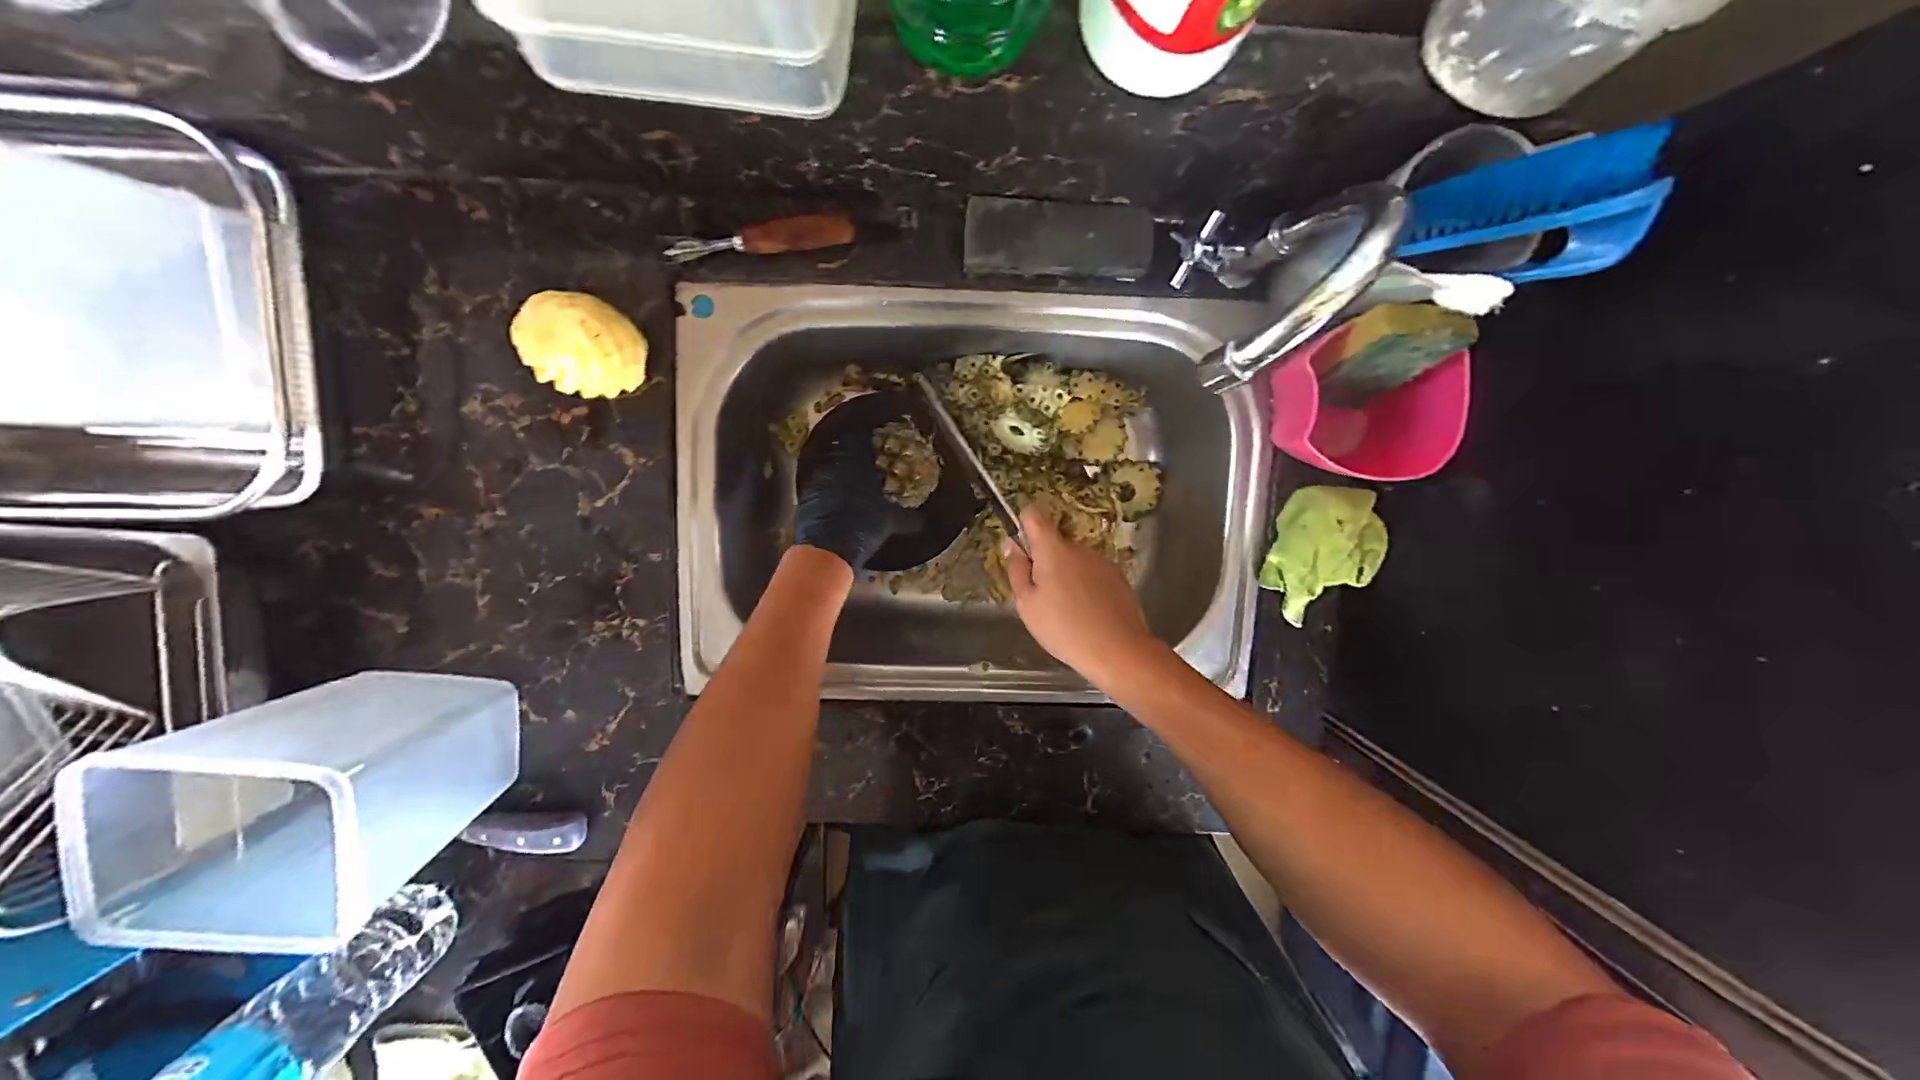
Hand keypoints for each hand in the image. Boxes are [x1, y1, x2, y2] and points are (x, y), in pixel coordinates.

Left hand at [793, 423, 909, 571]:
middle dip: (854, 439)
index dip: (868, 424)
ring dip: (841, 458)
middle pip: (842, 442)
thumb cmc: (862, 528)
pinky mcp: (806, 495)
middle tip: (866, 440)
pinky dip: (831, 477)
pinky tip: (839, 487)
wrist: (826, 550)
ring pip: (829, 458)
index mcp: (856, 461)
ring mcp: (817, 479)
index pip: (860, 432)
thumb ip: (909, 518)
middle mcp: (834, 465)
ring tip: (854, 462)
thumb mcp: (890, 522)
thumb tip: (926, 521)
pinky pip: (820, 477)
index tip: (877, 420)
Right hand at [1004, 505, 1163, 682]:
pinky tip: (1087, 615)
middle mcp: (1079, 548)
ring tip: (1066, 612)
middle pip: (1055, 544)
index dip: (1023, 525)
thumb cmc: (1063, 628)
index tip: (1022, 550)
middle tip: (1042, 598)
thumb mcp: (1027, 604)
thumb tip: (1012, 544)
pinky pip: (1092, 575)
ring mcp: (1102, 562)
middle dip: (1045, 563)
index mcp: (1053, 550)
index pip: (1034, 516)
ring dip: (1066, 577)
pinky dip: (1086, 588)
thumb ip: (1016, 569)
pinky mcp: (1118, 578)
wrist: (1117, 650)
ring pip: (1074, 561)